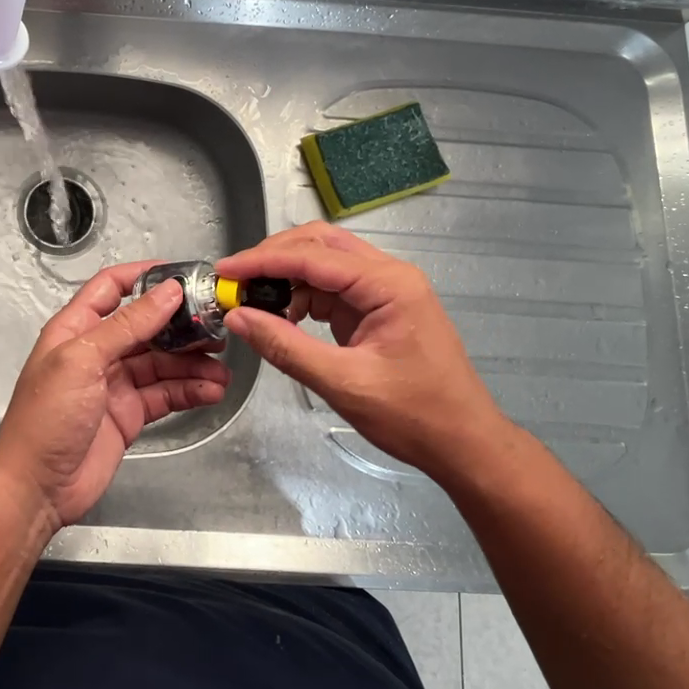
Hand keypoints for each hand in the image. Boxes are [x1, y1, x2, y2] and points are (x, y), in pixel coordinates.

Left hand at [0, 262, 231, 528]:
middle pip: (145, 326)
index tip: (181, 275)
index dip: (144, 276)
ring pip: (161, 363)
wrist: (36, 488)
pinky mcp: (128, 414)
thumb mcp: (83, 361)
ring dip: (191, 364)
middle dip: (180, 326)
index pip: (111, 288)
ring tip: (221, 369)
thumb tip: (167, 291)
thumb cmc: (46, 418)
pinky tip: (210, 391)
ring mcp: (113, 384)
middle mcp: (96, 352)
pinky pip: (164, 394)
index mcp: (75, 329)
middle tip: (216, 328)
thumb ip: (127, 325)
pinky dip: (188, 391)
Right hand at [217, 223, 510, 482]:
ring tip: (252, 300)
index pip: (313, 256)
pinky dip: (302, 295)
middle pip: (320, 244)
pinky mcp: (379, 308)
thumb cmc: (412, 416)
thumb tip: (237, 317)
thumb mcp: (342, 383)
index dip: (262, 261)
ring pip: (325, 261)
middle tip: (235, 281)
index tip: (224, 271)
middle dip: (274, 258)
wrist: (464, 444)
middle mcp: (389, 276)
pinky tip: (283, 315)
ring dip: (287, 275)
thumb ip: (285, 346)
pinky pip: (333, 287)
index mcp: (388, 284)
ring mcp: (386, 290)